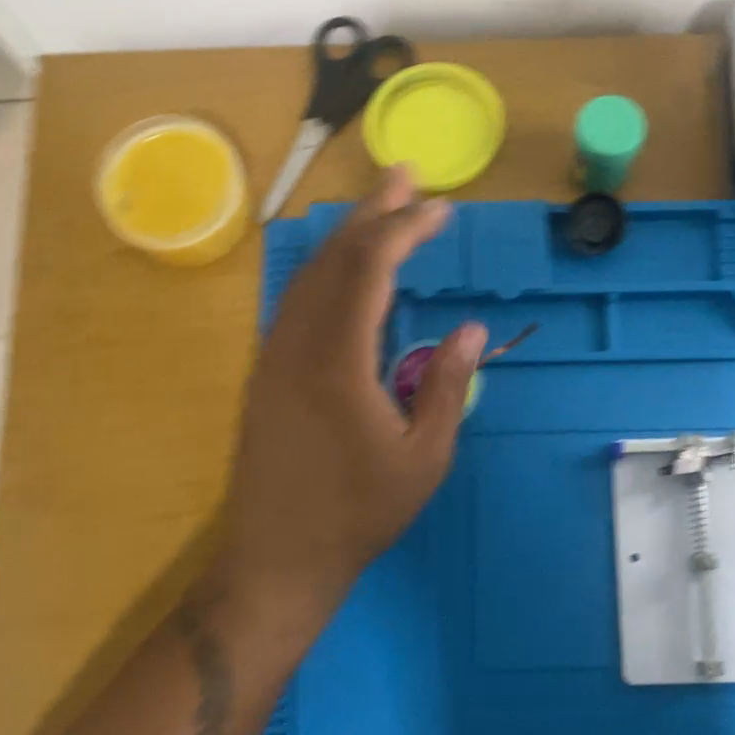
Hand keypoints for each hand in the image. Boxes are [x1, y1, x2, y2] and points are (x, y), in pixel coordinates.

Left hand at [223, 167, 486, 612]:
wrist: (280, 558)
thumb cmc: (359, 514)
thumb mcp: (424, 457)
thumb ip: (448, 386)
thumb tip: (469, 328)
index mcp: (337, 360)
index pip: (369, 269)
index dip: (404, 230)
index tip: (440, 207)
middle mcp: (296, 345)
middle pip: (332, 259)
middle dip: (372, 214)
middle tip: (406, 177)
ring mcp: (272, 359)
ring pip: (307, 278)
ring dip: (345, 241)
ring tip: (380, 213)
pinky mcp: (264, 377)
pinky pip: (295, 305)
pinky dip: (325, 275)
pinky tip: (344, 277)